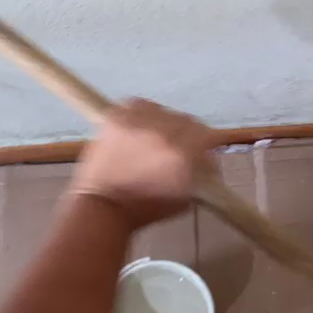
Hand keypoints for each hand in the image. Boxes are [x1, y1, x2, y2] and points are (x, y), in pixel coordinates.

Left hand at [70, 99, 215, 229]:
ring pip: (165, 112)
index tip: (201, 152)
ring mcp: (139, 122)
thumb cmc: (148, 207)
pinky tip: (140, 128)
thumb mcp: (186, 196)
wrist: (103, 206)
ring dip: (164, 124)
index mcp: (184, 155)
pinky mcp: (118, 116)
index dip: (206, 144)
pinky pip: (141, 105)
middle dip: (186, 135)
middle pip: (188, 121)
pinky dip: (143, 115)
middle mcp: (164, 134)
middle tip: (177, 147)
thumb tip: (210, 157)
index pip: (208, 135)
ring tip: (155, 138)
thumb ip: (202, 173)